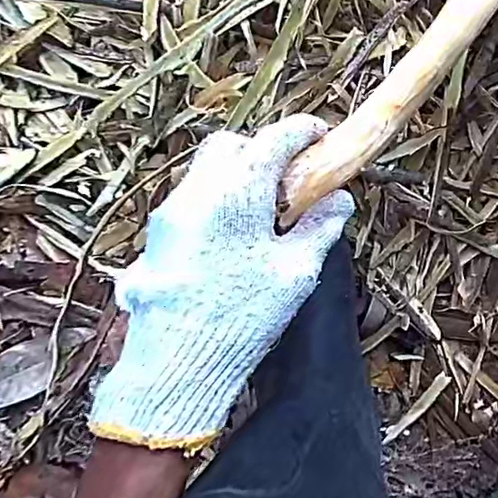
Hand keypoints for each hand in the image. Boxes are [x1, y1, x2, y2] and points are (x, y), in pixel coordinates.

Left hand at [89, 115, 354, 449]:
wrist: (175, 366)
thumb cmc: (243, 317)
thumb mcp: (296, 271)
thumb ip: (321, 226)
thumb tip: (339, 200)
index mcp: (238, 191)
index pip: (275, 138)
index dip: (304, 131)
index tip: (321, 137)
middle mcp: (198, 190)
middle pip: (233, 144)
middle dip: (264, 149)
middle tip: (291, 177)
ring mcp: (172, 212)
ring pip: (207, 169)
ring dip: (238, 173)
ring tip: (264, 210)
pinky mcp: (158, 235)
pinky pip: (192, 197)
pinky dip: (217, 198)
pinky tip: (233, 236)